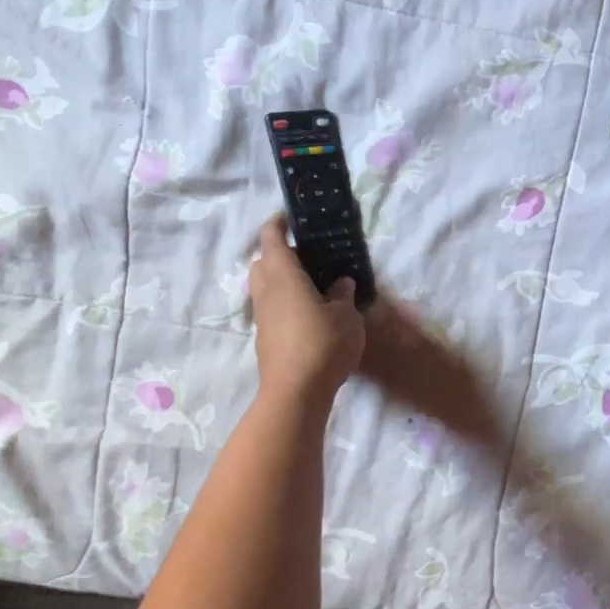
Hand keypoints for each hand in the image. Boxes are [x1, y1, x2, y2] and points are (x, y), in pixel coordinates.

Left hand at [248, 213, 365, 405]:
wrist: (297, 391)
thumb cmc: (324, 343)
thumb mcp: (346, 315)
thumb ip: (343, 295)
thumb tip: (340, 283)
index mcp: (283, 275)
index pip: (272, 238)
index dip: (280, 224)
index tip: (292, 217)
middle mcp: (266, 290)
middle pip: (263, 261)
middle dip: (280, 254)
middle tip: (309, 258)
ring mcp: (262, 316)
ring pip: (265, 286)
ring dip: (283, 280)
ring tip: (313, 286)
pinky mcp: (266, 336)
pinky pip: (272, 307)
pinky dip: (286, 302)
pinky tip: (311, 313)